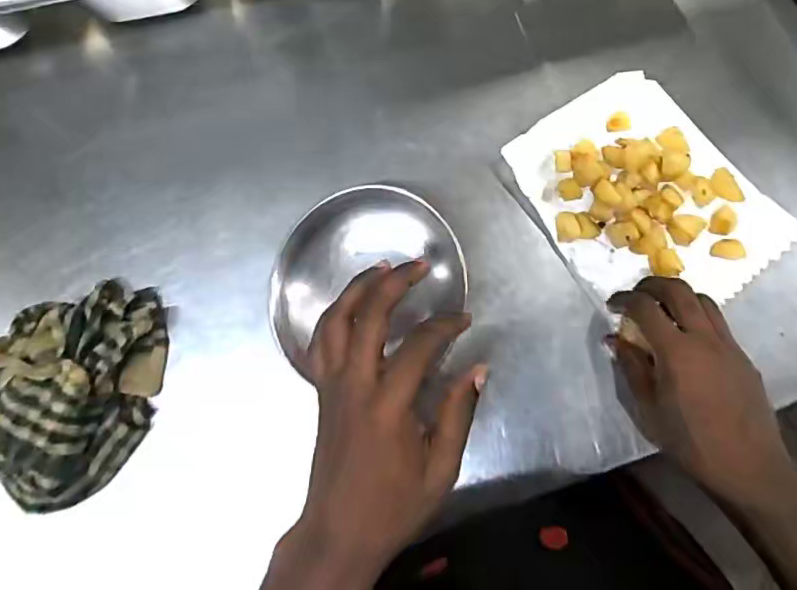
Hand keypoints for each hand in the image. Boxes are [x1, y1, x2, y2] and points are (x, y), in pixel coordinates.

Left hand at [263, 260, 487, 589]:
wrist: (338, 530)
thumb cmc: (393, 505)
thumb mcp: (439, 470)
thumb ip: (457, 415)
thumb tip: (476, 369)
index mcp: (388, 407)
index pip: (419, 347)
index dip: (444, 326)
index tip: (463, 319)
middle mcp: (354, 384)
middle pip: (370, 316)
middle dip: (396, 282)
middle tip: (420, 265)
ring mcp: (331, 382)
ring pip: (336, 319)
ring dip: (358, 287)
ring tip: (382, 267)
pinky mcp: (319, 387)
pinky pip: (319, 340)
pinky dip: (334, 313)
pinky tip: (351, 303)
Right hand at [607, 277, 796, 513]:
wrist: (753, 471)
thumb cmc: (693, 444)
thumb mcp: (649, 409)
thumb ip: (631, 368)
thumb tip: (616, 339)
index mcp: (676, 351)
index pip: (644, 306)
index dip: (624, 299)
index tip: (612, 305)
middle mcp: (704, 339)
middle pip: (678, 289)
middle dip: (651, 285)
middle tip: (636, 296)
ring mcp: (729, 346)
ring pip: (703, 300)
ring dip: (678, 296)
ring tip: (664, 310)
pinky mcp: (744, 358)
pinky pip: (718, 323)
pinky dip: (698, 316)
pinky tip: (689, 339)